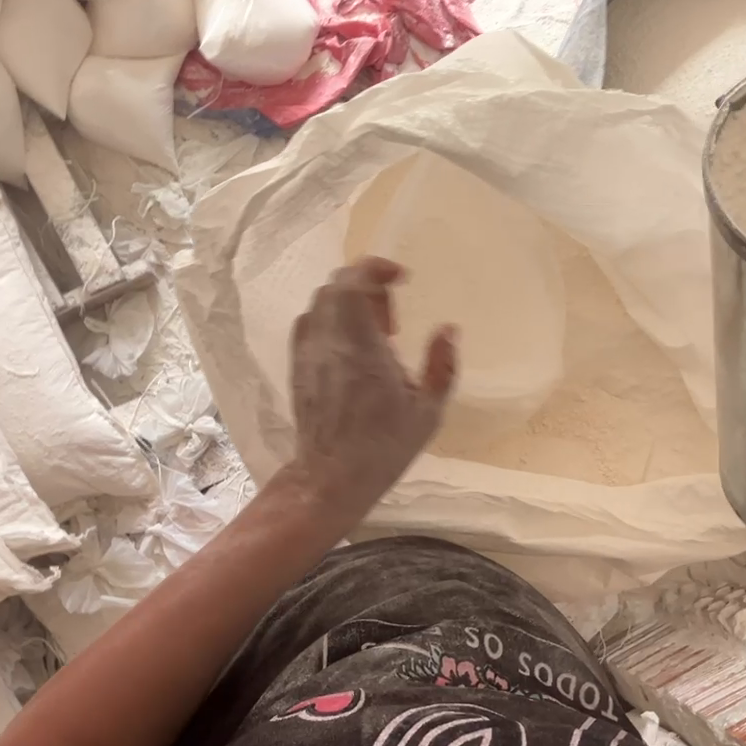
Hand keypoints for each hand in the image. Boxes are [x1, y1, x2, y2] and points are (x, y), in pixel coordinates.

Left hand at [284, 258, 457, 515]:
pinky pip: (310, 326)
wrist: (331, 478)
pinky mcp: (298, 369)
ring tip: (374, 333)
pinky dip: (331, 321)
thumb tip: (448, 330)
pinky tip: (351, 349)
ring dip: (347, 304)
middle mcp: (328, 342)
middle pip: (335, 287)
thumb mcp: (427, 413)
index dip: (375, 267)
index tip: (400, 277)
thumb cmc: (383, 448)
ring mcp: (307, 354)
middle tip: (392, 317)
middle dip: (366, 286)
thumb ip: (441, 366)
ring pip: (320, 304)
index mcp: (360, 347)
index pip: (353, 283)